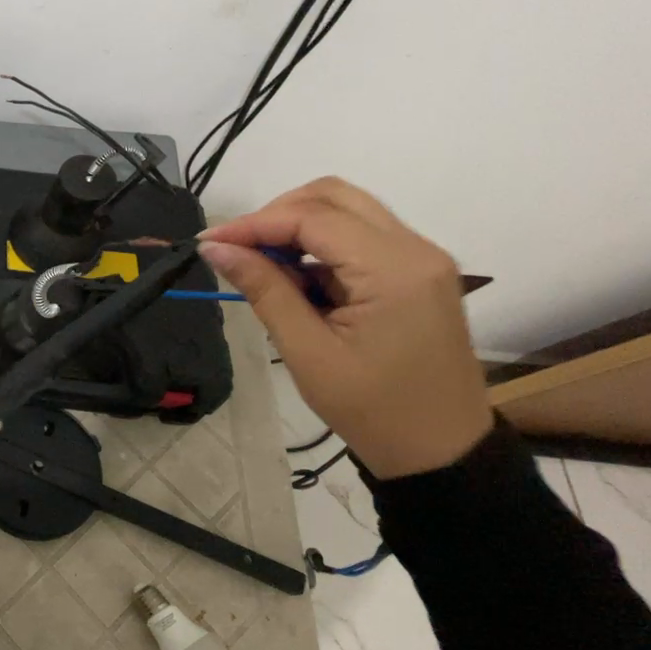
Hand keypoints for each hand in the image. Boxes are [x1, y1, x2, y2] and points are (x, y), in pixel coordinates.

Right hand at [198, 177, 492, 479]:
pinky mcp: (417, 273)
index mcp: (395, 270)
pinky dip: (318, 246)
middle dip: (276, 214)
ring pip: (347, 211)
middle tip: (237, 249)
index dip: (254, 224)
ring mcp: (421, 260)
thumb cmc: (372, 410)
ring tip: (261, 266)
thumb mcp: (308, 352)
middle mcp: (416, 250)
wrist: (442, 452)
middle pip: (334, 197)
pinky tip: (294, 280)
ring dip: (297, 227)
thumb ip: (264, 290)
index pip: (313, 218)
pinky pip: (360, 237)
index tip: (208, 244)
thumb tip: (214, 249)